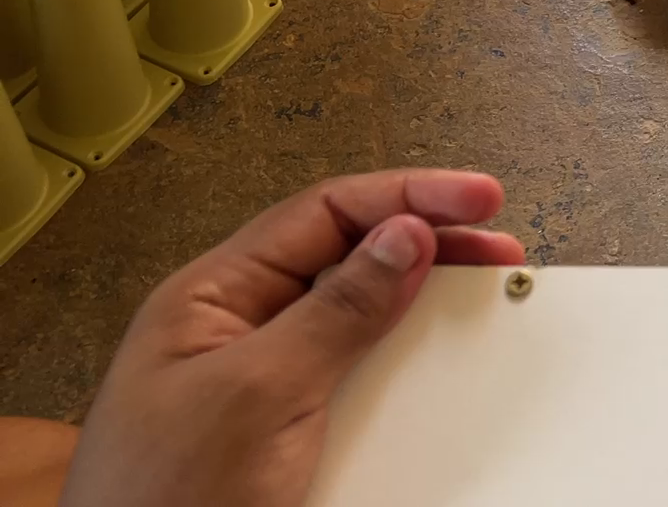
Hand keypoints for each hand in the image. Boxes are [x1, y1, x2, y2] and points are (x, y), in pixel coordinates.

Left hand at [59, 170, 524, 506]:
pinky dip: (423, 330)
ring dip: (437, 280)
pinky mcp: (311, 399)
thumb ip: (336, 309)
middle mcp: (252, 317)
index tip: (480, 197)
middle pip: (362, 244)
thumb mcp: (256, 393)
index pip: (330, 211)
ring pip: (376, 294)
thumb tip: (408, 234)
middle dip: (438, 233)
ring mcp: (282, 359)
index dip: (412, 193)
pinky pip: (378, 344)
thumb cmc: (167, 505)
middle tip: (498, 237)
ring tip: (489, 275)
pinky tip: (452, 327)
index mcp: (216, 296)